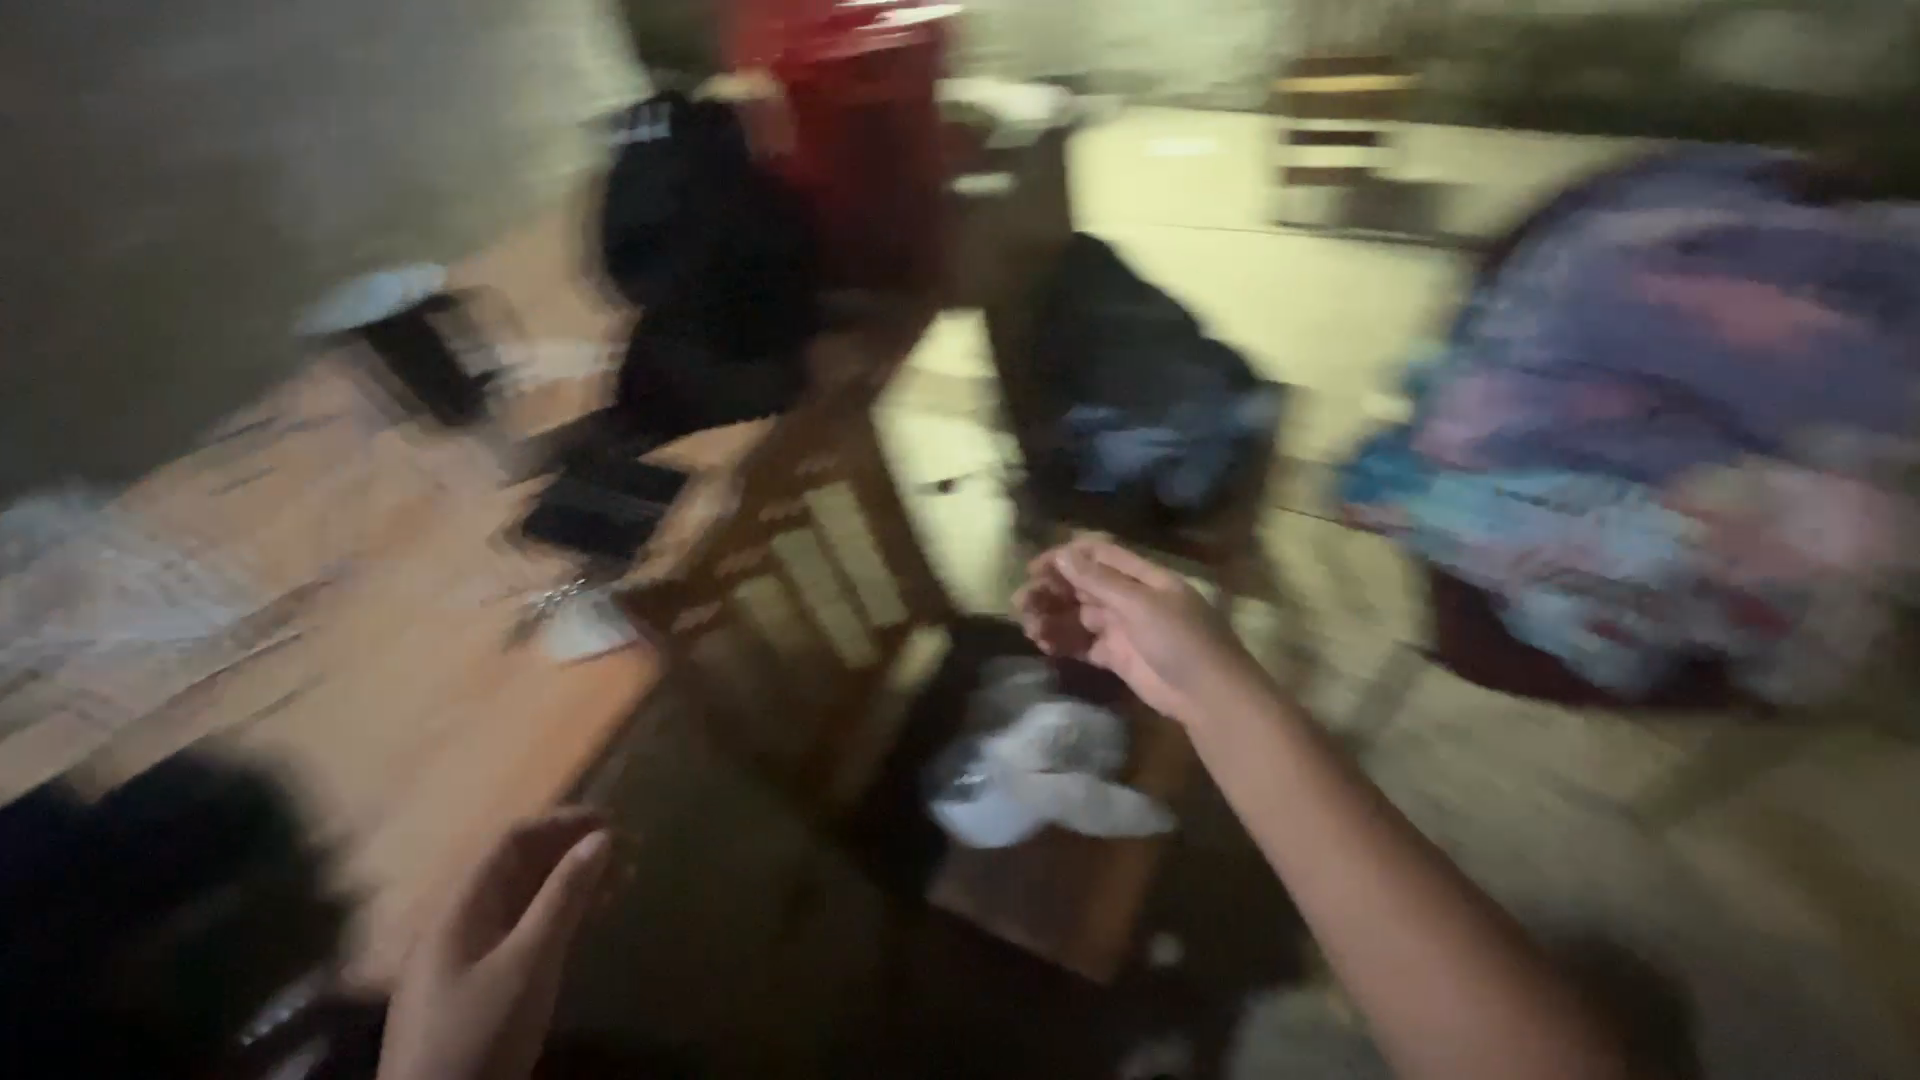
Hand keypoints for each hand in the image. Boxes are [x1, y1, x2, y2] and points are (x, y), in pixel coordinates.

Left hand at [377, 809, 613, 1079]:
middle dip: (572, 852)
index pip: (512, 842)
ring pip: (524, 901)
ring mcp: (466, 959)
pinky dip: (560, 916)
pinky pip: (523, 931)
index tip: (613, 821)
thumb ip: (564, 896)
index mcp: (460, 909)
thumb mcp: (530, 961)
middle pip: (518, 869)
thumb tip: (601, 837)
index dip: (562, 823)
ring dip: (572, 883)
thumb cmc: (482, 1032)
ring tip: (623, 879)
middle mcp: (459, 924)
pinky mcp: (479, 988)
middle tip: (628, 849)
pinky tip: (591, 919)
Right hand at [1015, 537, 1267, 726]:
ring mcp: (1124, 629)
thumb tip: (1063, 555)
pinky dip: (1063, 643)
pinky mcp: (1118, 658)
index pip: (1098, 556)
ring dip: (1052, 619)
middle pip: (1083, 587)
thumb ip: (1100, 581)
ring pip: (1079, 616)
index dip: (1065, 558)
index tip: (1033, 569)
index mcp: (1142, 577)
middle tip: (1022, 603)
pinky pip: (1083, 644)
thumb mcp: (1141, 605)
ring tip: (1030, 629)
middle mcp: (1130, 598)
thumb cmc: (1182, 640)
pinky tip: (1044, 646)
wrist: (1210, 696)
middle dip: (1051, 591)